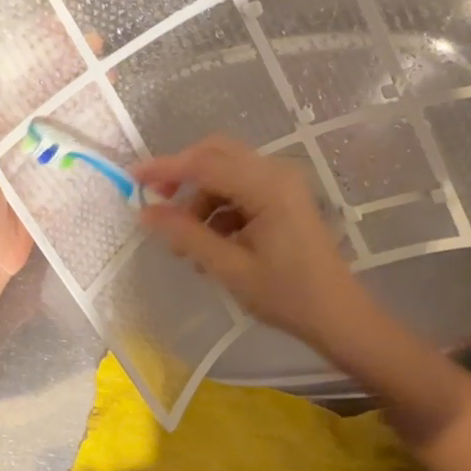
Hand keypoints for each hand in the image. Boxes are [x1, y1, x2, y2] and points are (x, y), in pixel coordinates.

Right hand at [133, 135, 369, 348]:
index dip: (165, 168)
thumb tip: (145, 212)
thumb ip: (186, 234)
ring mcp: (281, 184)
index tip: (132, 178)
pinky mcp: (281, 199)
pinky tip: (207, 244)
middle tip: (155, 202)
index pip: (205, 164)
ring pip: (224, 171)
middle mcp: (275, 174)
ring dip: (198, 197)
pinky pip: (238, 188)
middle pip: (215, 154)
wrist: (338, 316)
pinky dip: (216, 208)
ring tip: (183, 242)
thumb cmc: (287, 295)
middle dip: (181, 174)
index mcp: (267, 186)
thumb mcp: (229, 268)